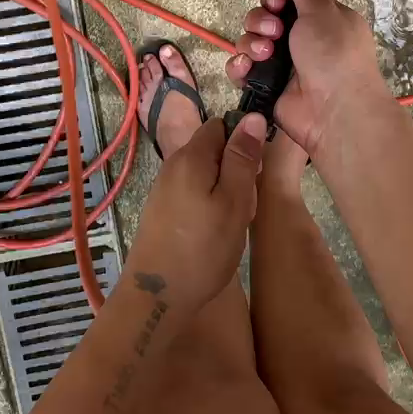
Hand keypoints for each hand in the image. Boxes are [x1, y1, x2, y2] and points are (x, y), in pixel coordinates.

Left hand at [123, 113, 266, 312]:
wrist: (157, 296)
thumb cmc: (203, 248)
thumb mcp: (234, 202)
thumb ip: (243, 158)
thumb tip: (253, 117)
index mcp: (190, 156)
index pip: (220, 125)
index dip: (242, 141)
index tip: (255, 172)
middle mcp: (172, 165)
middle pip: (212, 150)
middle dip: (234, 170)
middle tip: (246, 205)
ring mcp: (164, 188)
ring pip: (204, 174)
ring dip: (223, 191)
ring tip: (232, 223)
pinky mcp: (161, 210)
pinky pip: (192, 193)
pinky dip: (208, 206)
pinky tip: (214, 233)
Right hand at [225, 0, 390, 158]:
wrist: (334, 109)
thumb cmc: (335, 54)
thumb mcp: (323, 11)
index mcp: (317, 19)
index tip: (277, 4)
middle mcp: (298, 40)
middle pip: (261, 17)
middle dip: (260, 20)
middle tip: (273, 32)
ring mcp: (280, 64)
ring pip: (248, 41)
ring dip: (250, 43)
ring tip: (264, 54)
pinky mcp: (264, 86)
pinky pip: (240, 69)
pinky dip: (239, 66)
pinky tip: (246, 68)